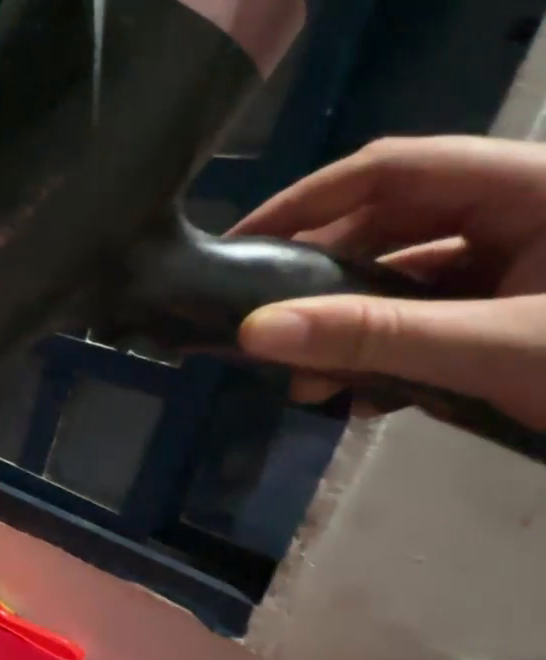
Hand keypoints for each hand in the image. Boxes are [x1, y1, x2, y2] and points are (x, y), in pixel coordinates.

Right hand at [232, 136, 545, 430]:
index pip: (392, 170)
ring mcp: (522, 267)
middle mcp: (525, 215)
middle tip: (262, 338)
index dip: (304, 202)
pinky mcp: (515, 313)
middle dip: (316, 290)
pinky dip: (380, 358)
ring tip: (309, 387)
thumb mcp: (498, 349)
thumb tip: (250, 332)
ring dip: (342, 336)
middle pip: (384, 229)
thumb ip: (373, 337)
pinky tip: (357, 398)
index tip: (234, 250)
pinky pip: (424, 322)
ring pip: (399, 284)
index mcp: (537, 189)